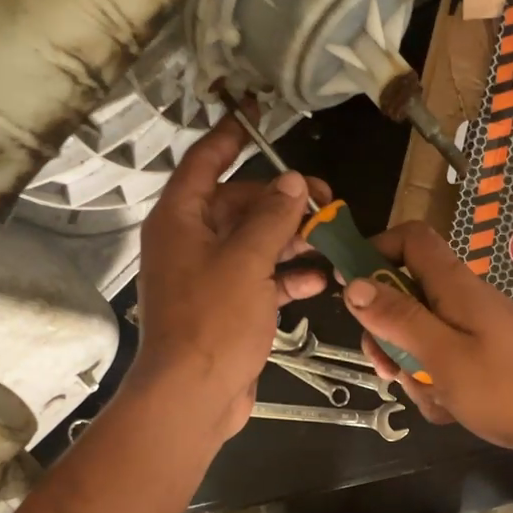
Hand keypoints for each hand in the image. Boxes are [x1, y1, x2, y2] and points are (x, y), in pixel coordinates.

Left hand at [133, 109, 332, 439]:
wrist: (194, 395)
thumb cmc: (213, 321)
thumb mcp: (247, 261)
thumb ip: (272, 218)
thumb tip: (293, 183)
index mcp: (181, 219)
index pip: (205, 163)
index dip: (231, 138)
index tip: (259, 118)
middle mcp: (190, 243)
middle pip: (238, 206)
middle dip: (282, 202)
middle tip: (327, 201)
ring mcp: (209, 278)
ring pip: (254, 245)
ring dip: (291, 241)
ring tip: (331, 240)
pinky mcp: (227, 310)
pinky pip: (259, 281)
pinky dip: (287, 278)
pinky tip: (319, 280)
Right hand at [347, 223, 512, 460]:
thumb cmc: (508, 389)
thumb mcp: (443, 357)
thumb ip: (399, 320)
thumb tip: (354, 283)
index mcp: (455, 287)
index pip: (410, 241)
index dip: (375, 253)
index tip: (349, 291)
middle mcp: (465, 302)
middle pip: (408, 297)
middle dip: (388, 333)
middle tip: (387, 369)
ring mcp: (477, 333)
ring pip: (423, 340)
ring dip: (415, 371)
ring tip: (432, 399)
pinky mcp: (486, 361)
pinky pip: (447, 366)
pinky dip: (441, 388)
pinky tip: (452, 411)